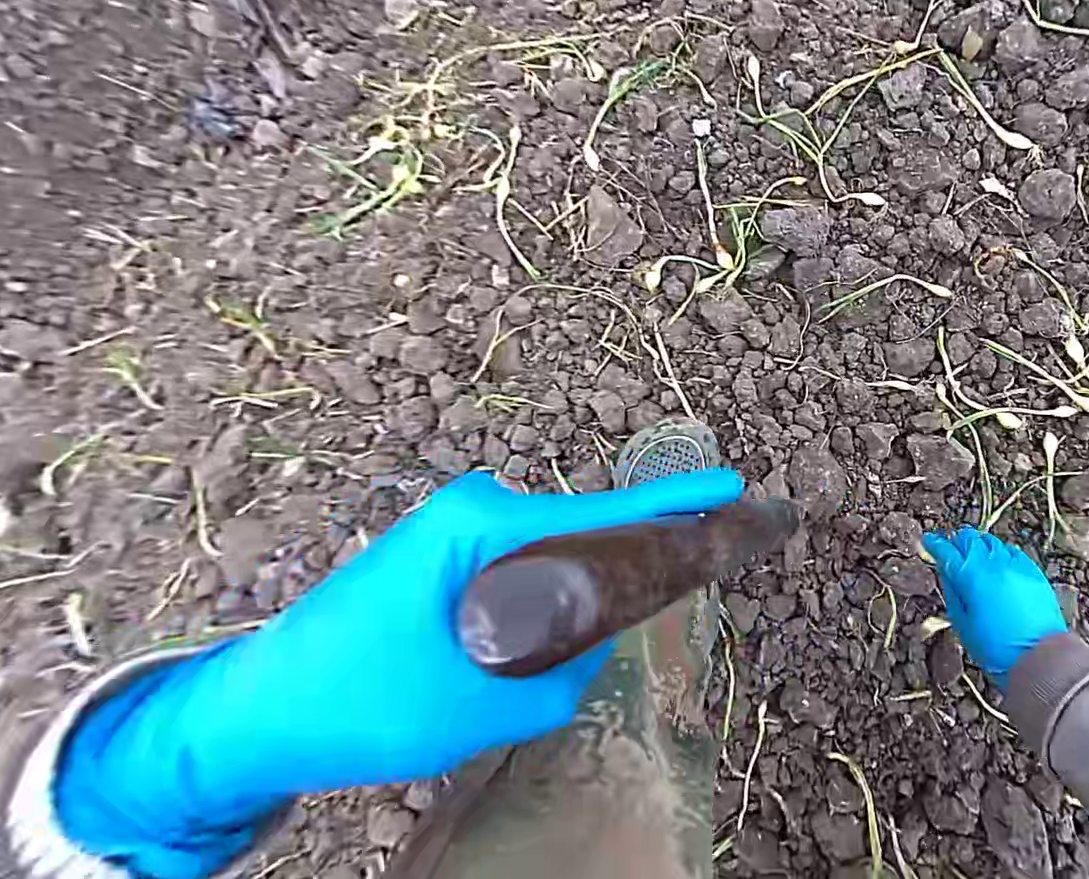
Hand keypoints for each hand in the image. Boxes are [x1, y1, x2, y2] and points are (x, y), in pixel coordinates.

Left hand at [59, 469, 742, 852]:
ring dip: (587, 579)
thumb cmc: (353, 706)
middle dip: (633, 552)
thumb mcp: (473, 710)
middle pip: (589, 525)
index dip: (675, 501)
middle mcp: (481, 505)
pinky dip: (556, 583)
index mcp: (482, 523)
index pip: (603, 511)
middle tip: (672, 578)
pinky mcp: (457, 541)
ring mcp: (467, 520)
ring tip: (590, 626)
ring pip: (560, 546)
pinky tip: (552, 623)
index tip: (730, 487)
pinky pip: (532, 555)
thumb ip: (562, 681)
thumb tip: (600, 651)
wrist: (241, 719)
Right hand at [922, 527, 1067, 686]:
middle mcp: (992, 563)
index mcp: (970, 576)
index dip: (935, 544)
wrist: (1038, 656)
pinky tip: (998, 563)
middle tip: (952, 549)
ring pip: (990, 541)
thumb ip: (952, 592)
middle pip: (969, 538)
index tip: (929, 541)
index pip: (947, 550)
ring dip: (979, 545)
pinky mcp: (1031, 568)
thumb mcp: (962, 624)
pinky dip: (1000, 553)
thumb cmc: (997, 648)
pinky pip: (1010, 551)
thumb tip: (947, 572)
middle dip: (957, 542)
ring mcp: (1014, 563)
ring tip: (974, 556)